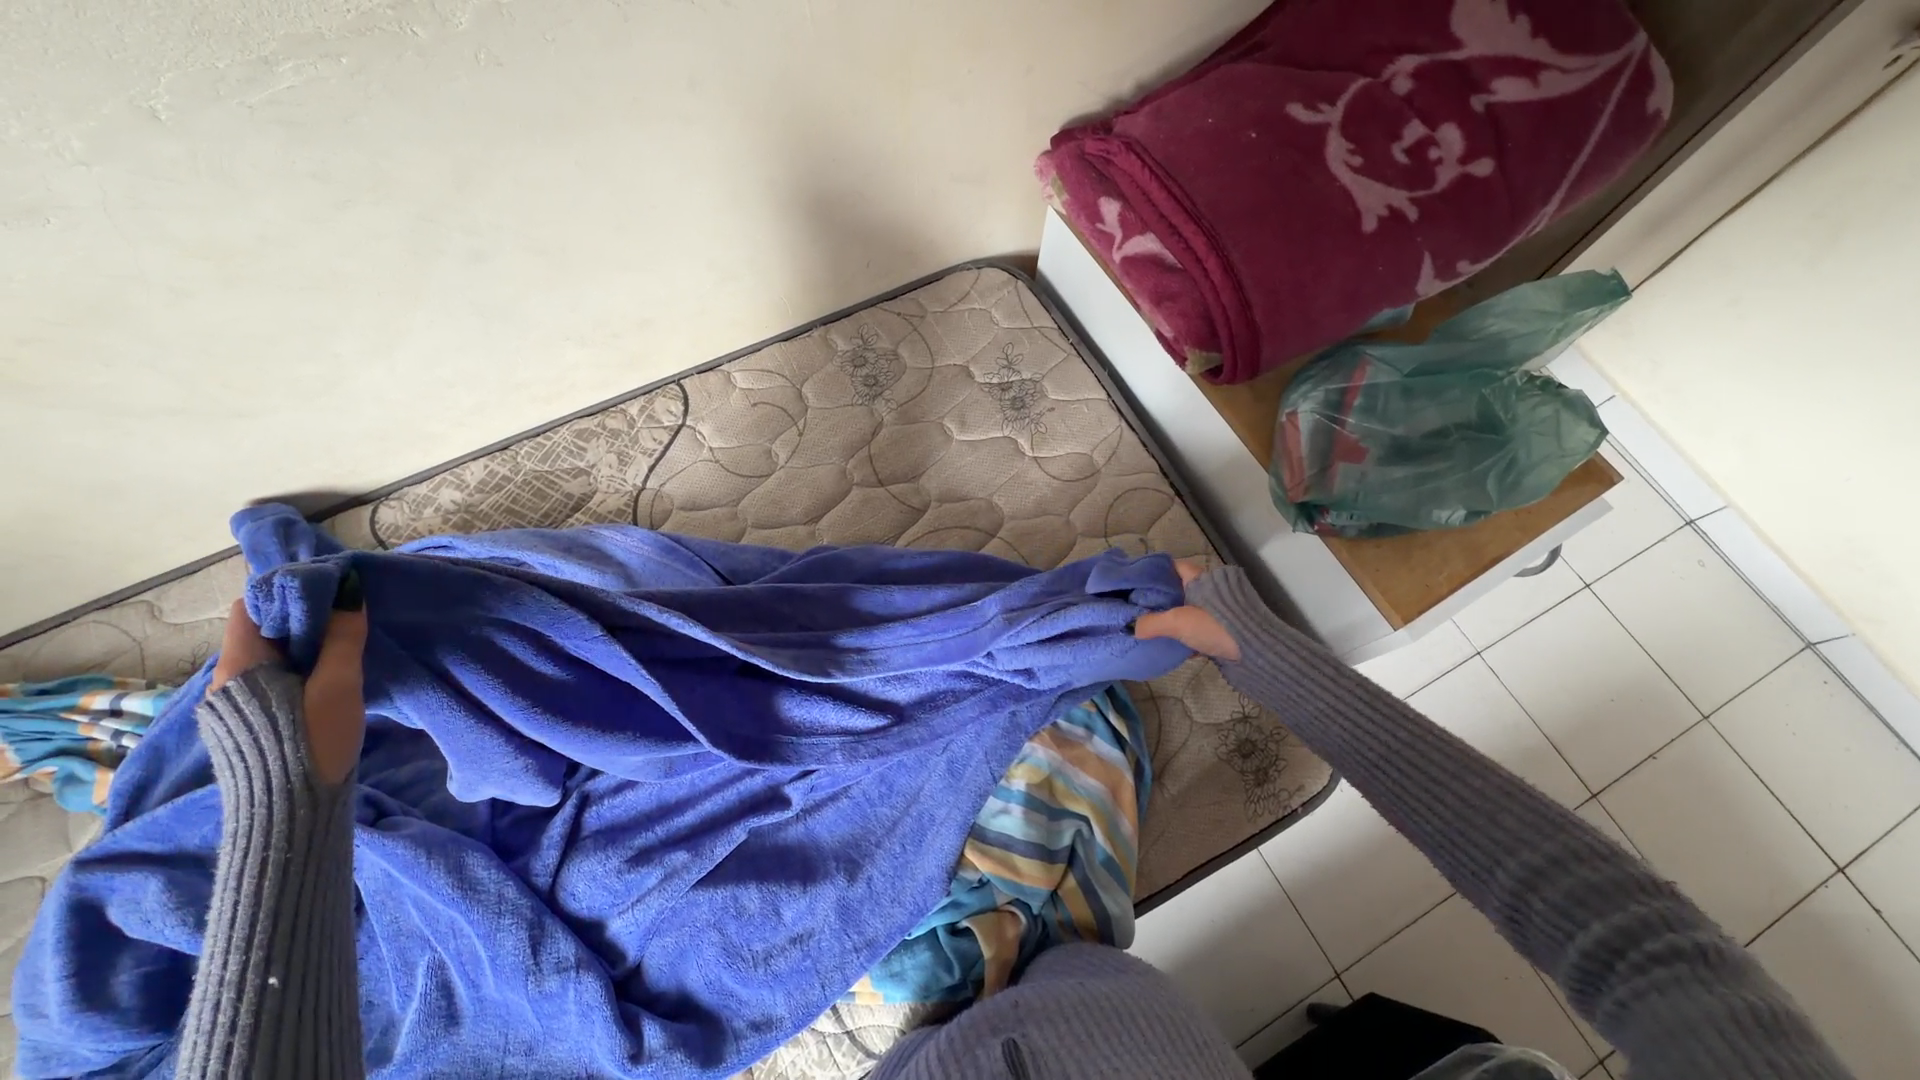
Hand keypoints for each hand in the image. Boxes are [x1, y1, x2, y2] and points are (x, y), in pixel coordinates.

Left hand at [209, 581, 368, 784]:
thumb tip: (350, 593)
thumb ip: (342, 639)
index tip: (331, 592)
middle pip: (260, 633)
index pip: (250, 608)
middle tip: (347, 617)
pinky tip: (327, 681)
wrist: (290, 817)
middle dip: (301, 619)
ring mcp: (232, 707)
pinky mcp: (246, 728)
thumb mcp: (337, 688)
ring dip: (303, 647)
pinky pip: (270, 683)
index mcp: (240, 667)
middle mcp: (225, 682)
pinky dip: (298, 671)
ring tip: (343, 646)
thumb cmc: (311, 746)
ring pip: (268, 660)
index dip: (287, 593)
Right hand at [1132, 559, 1240, 661]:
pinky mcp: (1224, 629)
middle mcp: (1210, 589)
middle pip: (1178, 590)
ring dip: (1173, 620)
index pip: (1172, 567)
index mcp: (1200, 578)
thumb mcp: (1178, 623)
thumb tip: (1131, 627)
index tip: (1134, 585)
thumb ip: (1151, 623)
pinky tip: (1173, 647)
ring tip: (1150, 629)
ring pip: (1188, 611)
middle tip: (1138, 610)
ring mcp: (1219, 610)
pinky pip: (1199, 629)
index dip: (1153, 573)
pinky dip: (1186, 635)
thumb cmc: (1215, 626)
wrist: (1256, 651)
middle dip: (1160, 601)